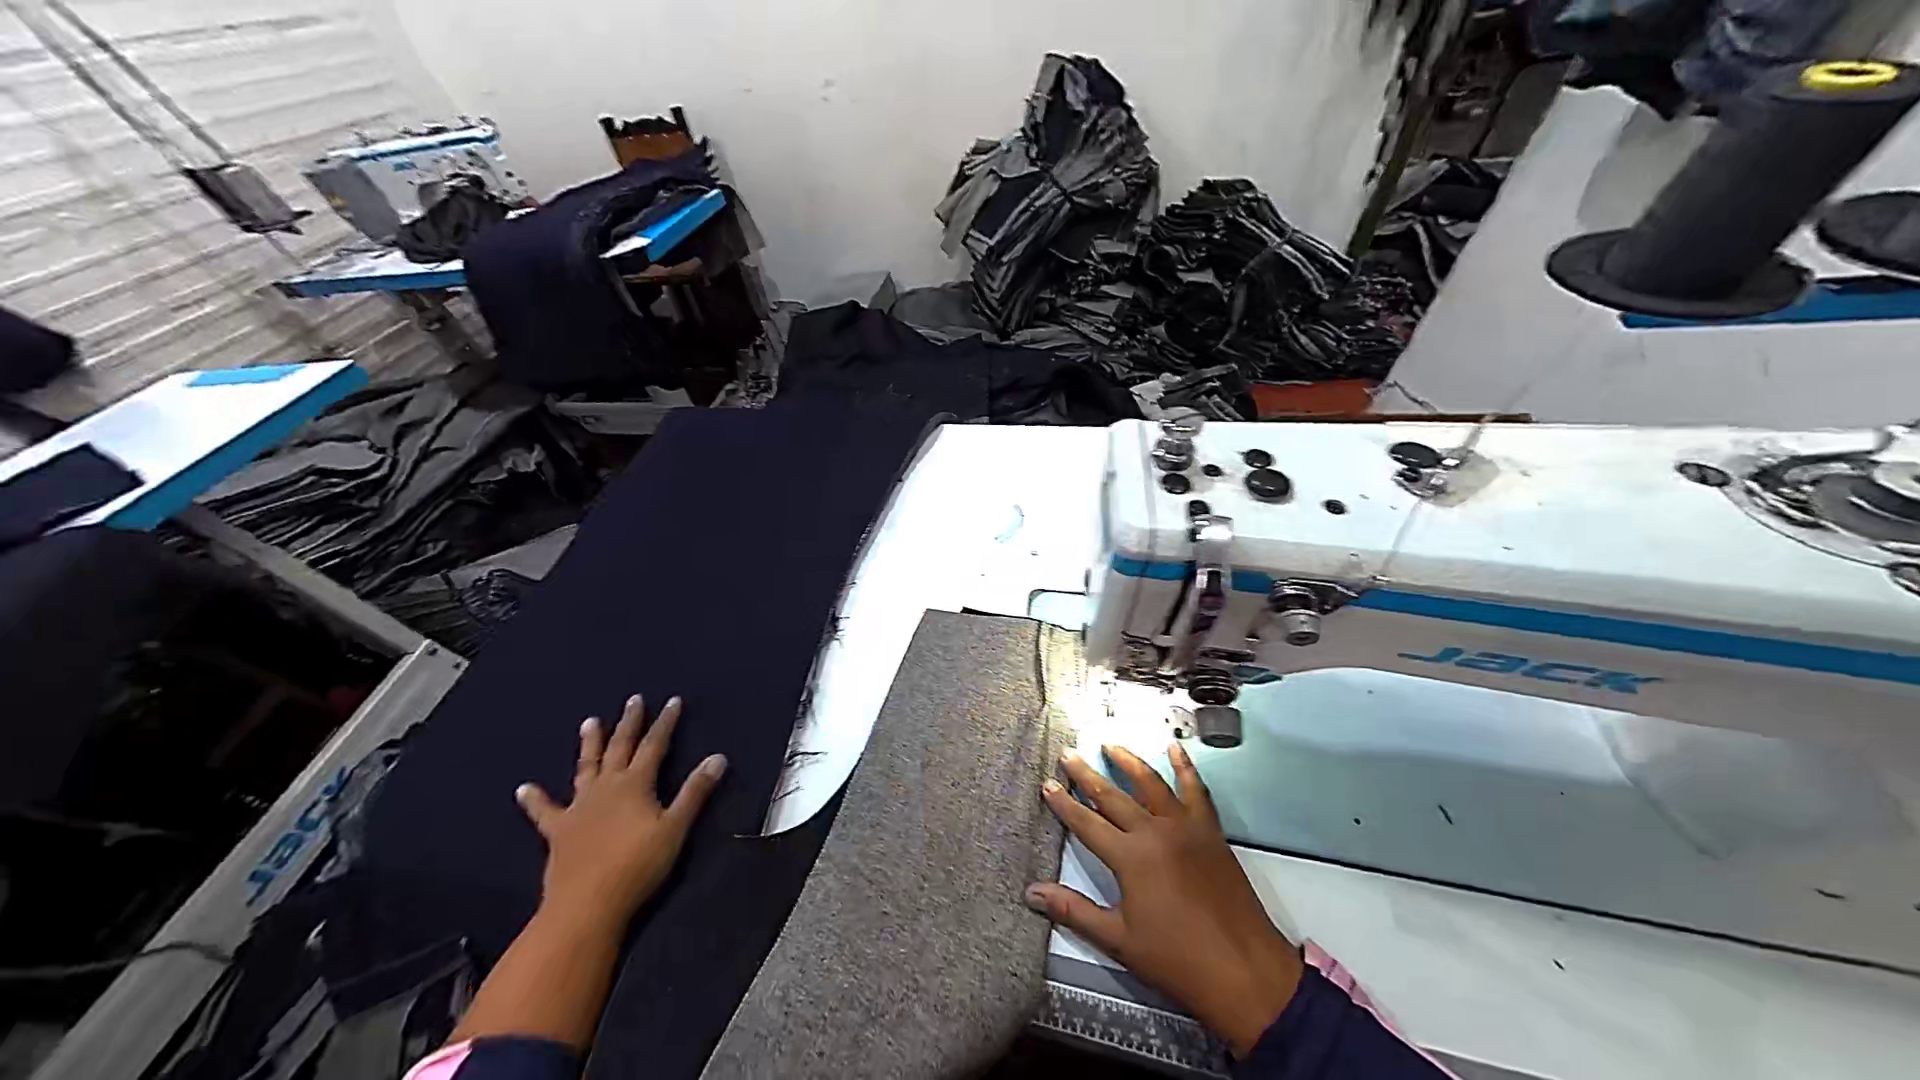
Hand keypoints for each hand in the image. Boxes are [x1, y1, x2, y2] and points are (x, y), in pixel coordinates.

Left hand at [515, 694, 727, 934]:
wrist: (587, 905)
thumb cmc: (638, 866)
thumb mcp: (675, 828)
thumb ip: (695, 792)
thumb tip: (718, 757)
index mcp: (635, 784)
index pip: (654, 745)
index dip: (665, 723)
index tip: (672, 701)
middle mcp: (606, 787)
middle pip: (620, 748)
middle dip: (629, 723)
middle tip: (632, 700)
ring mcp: (579, 808)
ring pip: (585, 767)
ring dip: (589, 745)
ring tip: (589, 722)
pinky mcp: (558, 831)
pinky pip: (544, 812)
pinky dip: (535, 800)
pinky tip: (524, 789)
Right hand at [1026, 742, 1303, 1058]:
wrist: (1245, 973)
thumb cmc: (1177, 960)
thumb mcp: (1118, 939)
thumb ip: (1073, 910)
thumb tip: (1031, 892)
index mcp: (1130, 857)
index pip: (1087, 823)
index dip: (1064, 803)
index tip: (1047, 784)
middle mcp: (1155, 832)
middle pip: (1113, 796)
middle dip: (1086, 774)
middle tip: (1068, 754)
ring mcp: (1185, 828)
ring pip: (1151, 784)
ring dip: (1128, 762)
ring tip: (1111, 744)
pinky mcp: (1210, 832)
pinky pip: (1196, 791)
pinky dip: (1185, 767)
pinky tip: (1176, 749)